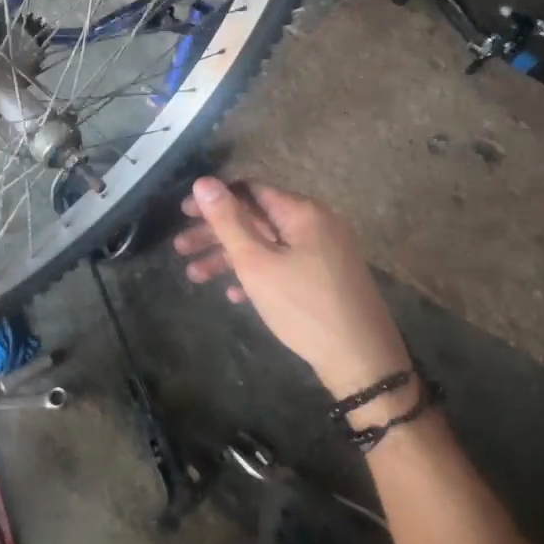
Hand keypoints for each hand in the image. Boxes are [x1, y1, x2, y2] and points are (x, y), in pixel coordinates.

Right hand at [173, 177, 410, 397]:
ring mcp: (325, 253)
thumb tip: (203, 181)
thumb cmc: (303, 306)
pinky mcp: (327, 278)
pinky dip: (257, 274)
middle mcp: (317, 225)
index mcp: (303, 213)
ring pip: (268, 245)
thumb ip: (228, 221)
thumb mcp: (256, 262)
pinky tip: (234, 296)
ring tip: (195, 277)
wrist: (362, 361)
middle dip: (216, 234)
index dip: (213, 200)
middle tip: (180, 249)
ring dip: (230, 258)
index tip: (183, 216)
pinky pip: (284, 265)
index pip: (250, 191)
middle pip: (256, 219)